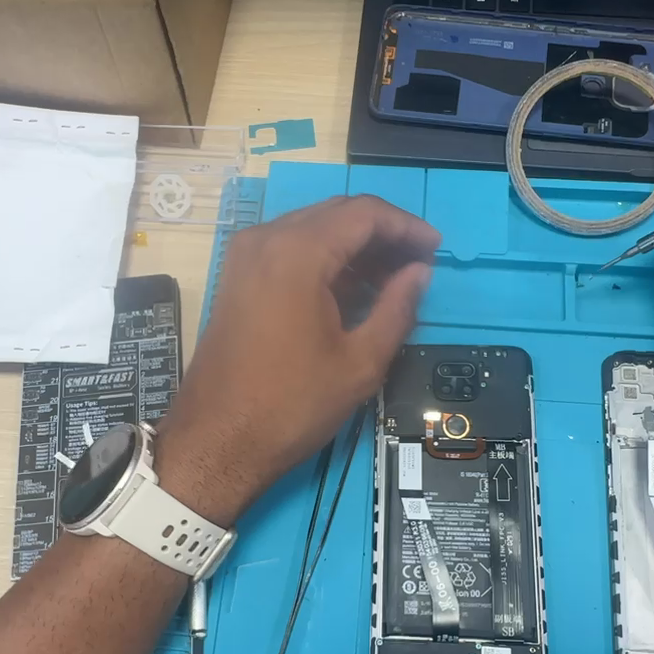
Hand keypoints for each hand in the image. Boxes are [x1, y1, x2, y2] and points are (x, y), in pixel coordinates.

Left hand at [154, 195, 439, 524]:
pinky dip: (324, 261)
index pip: (364, 213)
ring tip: (391, 281)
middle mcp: (266, 239)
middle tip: (417, 266)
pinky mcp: (236, 279)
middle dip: (382, 235)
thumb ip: (397, 308)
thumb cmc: (292, 405)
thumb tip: (419, 272)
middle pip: (336, 215)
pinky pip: (288, 250)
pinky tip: (350, 291)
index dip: (406, 226)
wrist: (217, 441)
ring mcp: (244, 257)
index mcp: (298, 252)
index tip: (435, 249)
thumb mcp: (360, 362)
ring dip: (354, 248)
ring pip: (312, 230)